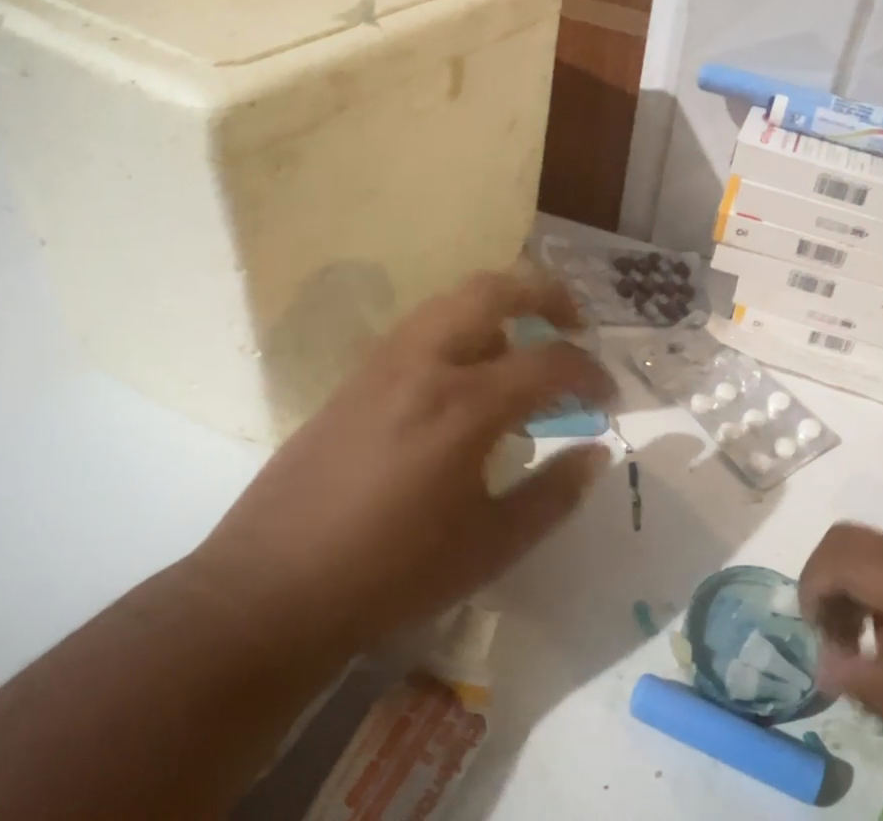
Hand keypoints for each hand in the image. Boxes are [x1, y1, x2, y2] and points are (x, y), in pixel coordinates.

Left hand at [192, 271, 616, 655]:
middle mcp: (423, 366)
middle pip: (493, 291)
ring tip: (522, 352)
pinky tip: (464, 384)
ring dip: (498, 310)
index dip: (591, 374)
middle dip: (546, 295)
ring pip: (449, 303)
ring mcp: (380, 367)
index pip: (549, 362)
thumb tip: (596, 454)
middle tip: (575, 326)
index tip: (610, 399)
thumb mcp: (491, 546)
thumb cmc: (393, 575)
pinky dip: (458, 332)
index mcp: (464, 405)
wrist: (272, 591)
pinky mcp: (351, 382)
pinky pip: (418, 331)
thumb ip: (553, 494)